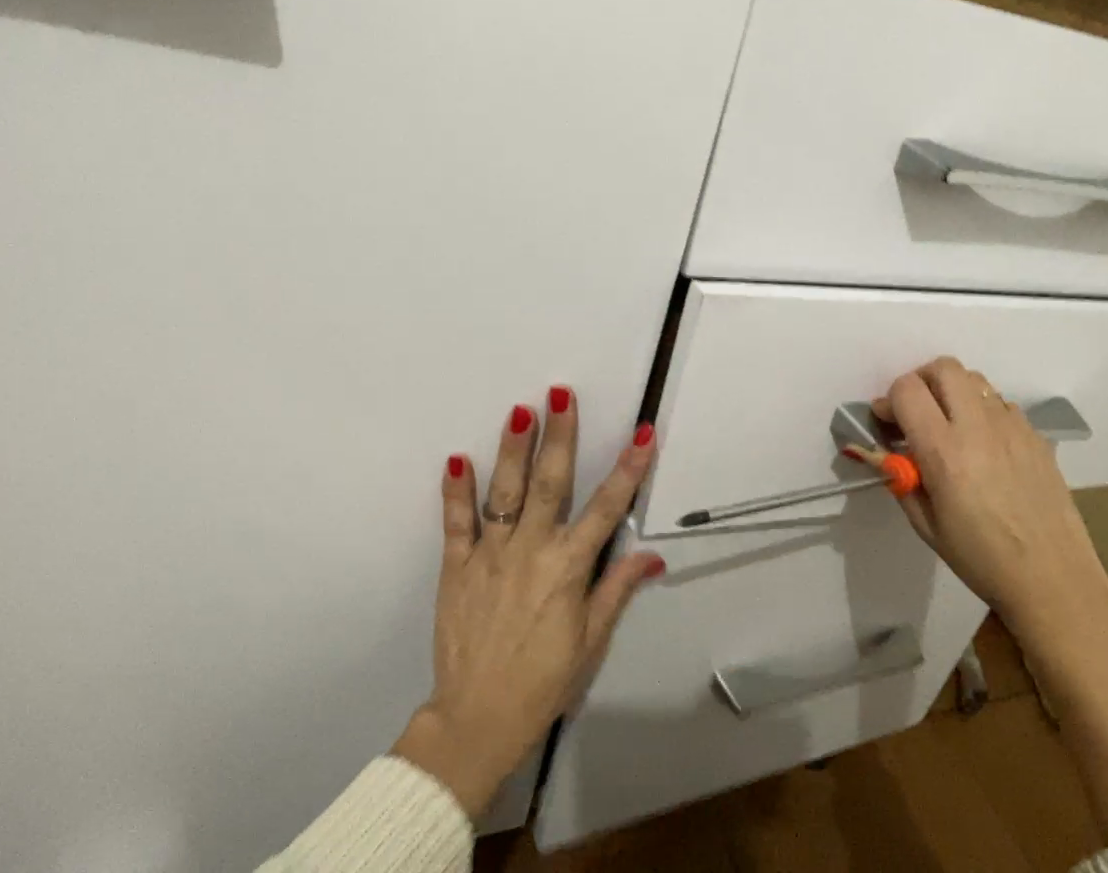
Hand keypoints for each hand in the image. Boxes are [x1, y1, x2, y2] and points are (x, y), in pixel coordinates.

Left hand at [391, 388, 664, 818]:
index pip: (606, 508)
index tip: (643, 434)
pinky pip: (456, 522)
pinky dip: (456, 490)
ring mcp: (490, 555)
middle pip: (550, 483)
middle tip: (561, 393)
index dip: (628, 469)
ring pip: (503, 491)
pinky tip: (458, 459)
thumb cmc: (545, 680)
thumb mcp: (591, 639)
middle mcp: (531, 550)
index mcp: (569, 568)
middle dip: (560, 435)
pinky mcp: (456, 566)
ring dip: (512, 449)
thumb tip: (651, 556)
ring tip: (519, 410)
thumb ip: (617, 589)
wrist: (479, 714)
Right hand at [876, 357, 1107, 656]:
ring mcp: (1013, 427)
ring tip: (948, 428)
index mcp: (944, 452)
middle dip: (920, 382)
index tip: (887, 425)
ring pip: (974, 380)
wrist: (1052, 577)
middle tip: (914, 414)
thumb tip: (888, 453)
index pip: (907, 390)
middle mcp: (979, 427)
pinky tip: (982, 447)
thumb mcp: (926, 525)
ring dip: (952, 393)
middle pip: (943, 368)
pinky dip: (982, 411)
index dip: (888, 401)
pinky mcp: (1035, 436)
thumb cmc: (980, 559)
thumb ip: (901, 479)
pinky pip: (1001, 404)